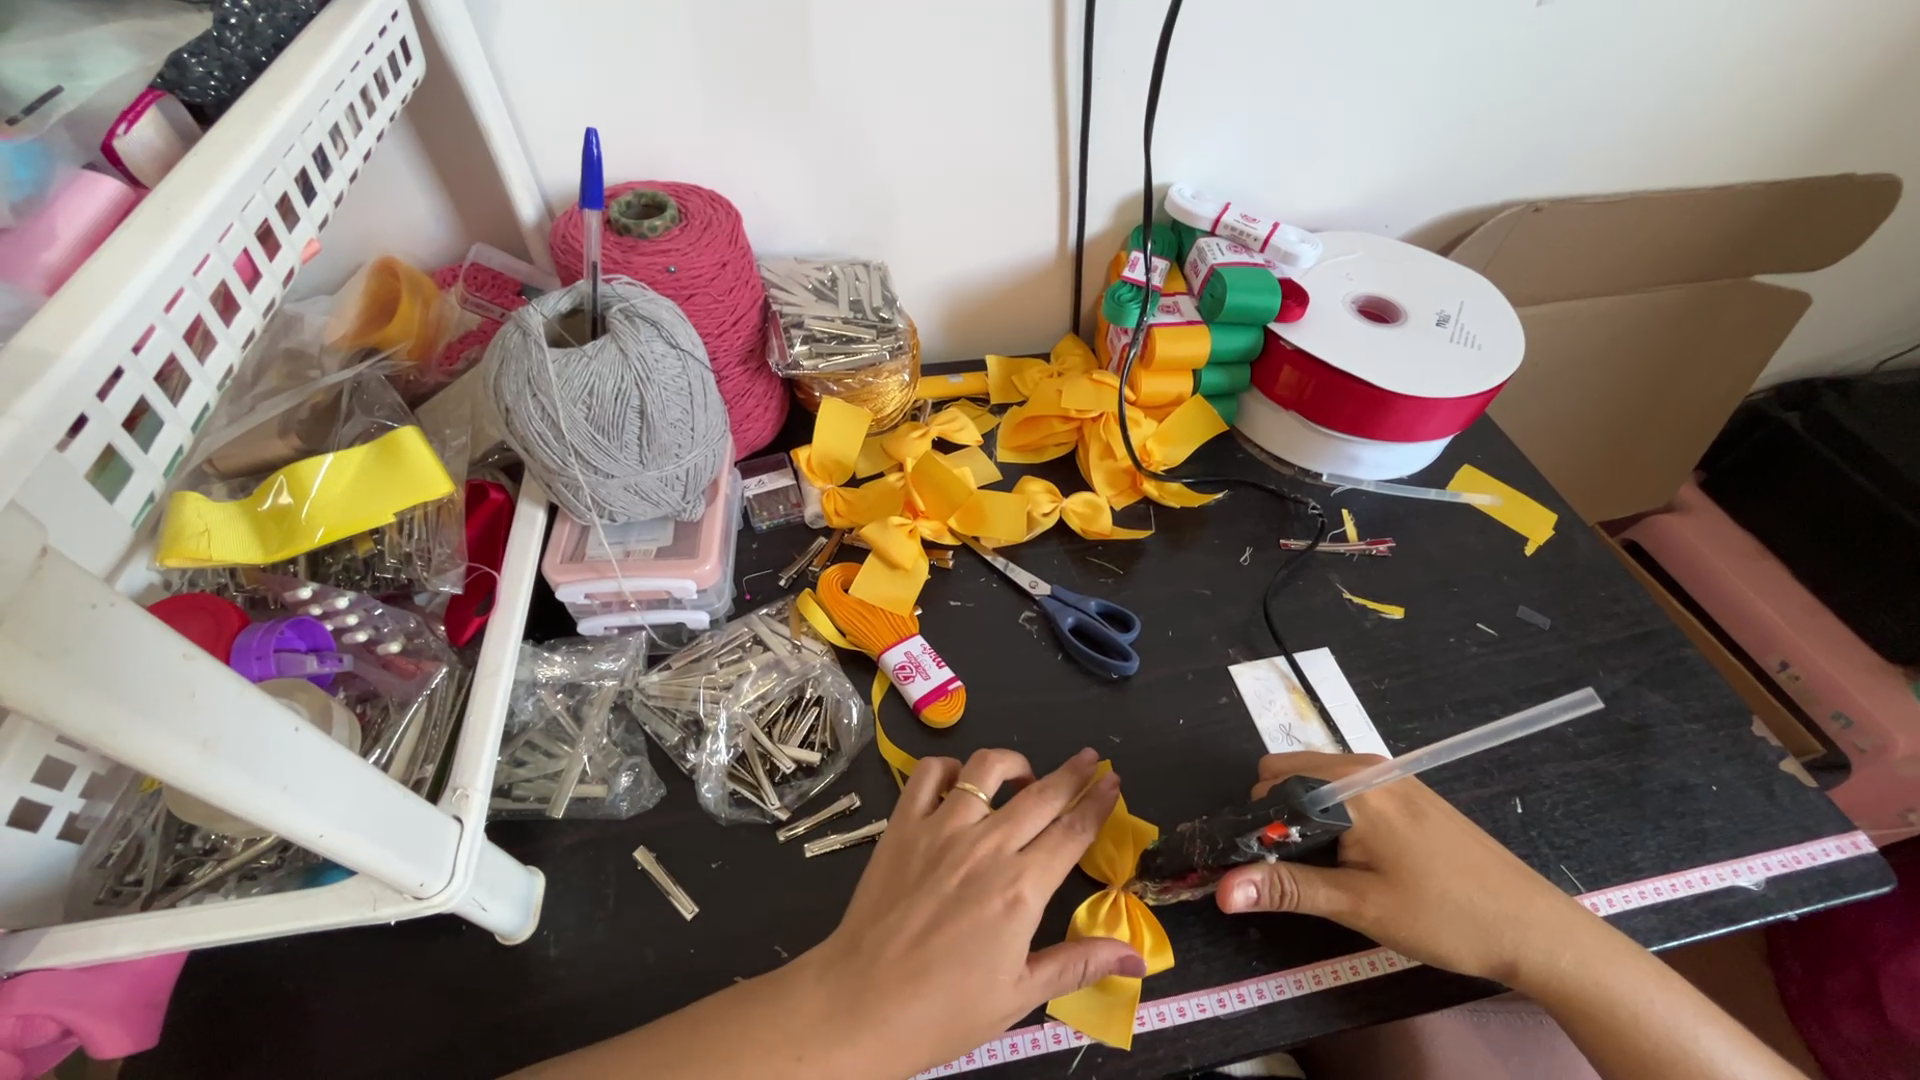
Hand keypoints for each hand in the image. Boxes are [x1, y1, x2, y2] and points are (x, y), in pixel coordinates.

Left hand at [788, 748, 1142, 1077]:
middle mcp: (987, 847)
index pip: (1072, 831)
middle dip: (1073, 772)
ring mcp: (941, 829)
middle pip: (1042, 794)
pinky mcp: (903, 825)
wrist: (863, 1003)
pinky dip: (950, 768)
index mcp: (1022, 888)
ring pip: (986, 770)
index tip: (1114, 780)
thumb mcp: (1021, 993)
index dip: (1098, 802)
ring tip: (1024, 775)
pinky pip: (930, 774)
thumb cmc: (945, 1009)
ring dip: (1014, 763)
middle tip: (1091, 758)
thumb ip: (1079, 963)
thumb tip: (1137, 956)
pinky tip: (961, 783)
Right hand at [1215, 752, 1596, 985]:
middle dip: (1278, 819)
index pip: (1271, 782)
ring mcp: (1392, 778)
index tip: (1263, 866)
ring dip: (1306, 821)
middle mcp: (1367, 768)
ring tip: (1328, 872)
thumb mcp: (1358, 905)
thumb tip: (1221, 890)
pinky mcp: (1409, 794)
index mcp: (1351, 786)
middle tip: (1297, 873)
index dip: (1257, 824)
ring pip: (1319, 784)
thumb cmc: (1444, 916)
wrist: (1537, 931)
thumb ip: (1285, 888)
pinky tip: (1359, 862)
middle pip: (1291, 775)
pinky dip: (1334, 820)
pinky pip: (1348, 792)